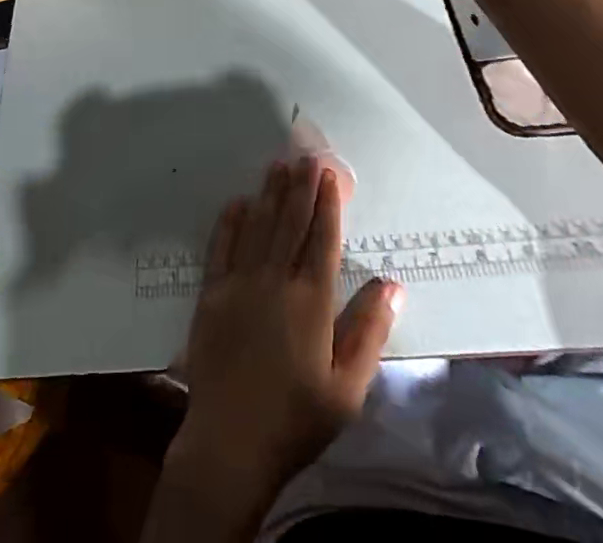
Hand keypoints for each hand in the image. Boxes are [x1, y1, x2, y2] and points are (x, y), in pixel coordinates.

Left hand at [147, 160, 402, 540]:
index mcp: (311, 302)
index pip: (322, 240)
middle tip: (306, 155)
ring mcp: (238, 288)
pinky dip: (229, 224)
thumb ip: (369, 331)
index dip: (328, 204)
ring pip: (257, 229)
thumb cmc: (296, 420)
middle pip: (290, 224)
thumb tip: (392, 283)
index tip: (330, 174)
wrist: (229, 447)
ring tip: (277, 165)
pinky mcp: (210, 298)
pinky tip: (237, 203)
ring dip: (269, 195)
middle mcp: (274, 284)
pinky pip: (220, 250)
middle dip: (300, 187)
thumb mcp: (348, 387)